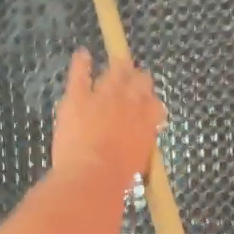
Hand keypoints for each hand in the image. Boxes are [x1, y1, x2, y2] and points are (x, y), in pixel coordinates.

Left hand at [51, 48, 165, 188]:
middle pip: (139, 81)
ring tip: (117, 61)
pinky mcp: (78, 96)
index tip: (148, 104)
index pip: (155, 104)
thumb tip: (139, 142)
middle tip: (135, 77)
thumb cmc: (117, 178)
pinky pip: (80, 74)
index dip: (150, 103)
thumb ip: (141, 145)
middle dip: (138, 79)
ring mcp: (104, 96)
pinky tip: (82, 54)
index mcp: (148, 122)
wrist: (92, 174)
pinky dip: (81, 63)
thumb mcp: (139, 164)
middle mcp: (130, 103)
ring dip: (117, 67)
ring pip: (114, 72)